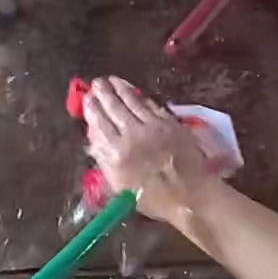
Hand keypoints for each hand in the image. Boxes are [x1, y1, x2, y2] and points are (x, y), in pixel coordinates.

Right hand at [82, 77, 218, 224]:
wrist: (190, 195)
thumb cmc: (153, 198)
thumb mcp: (119, 187)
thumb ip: (104, 159)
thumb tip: (94, 136)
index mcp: (116, 152)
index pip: (100, 123)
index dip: (92, 108)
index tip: (87, 97)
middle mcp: (132, 135)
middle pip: (114, 108)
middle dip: (104, 93)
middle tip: (97, 82)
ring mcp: (153, 126)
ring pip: (133, 102)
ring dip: (121, 89)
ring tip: (112, 80)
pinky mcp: (169, 123)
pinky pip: (151, 105)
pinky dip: (141, 96)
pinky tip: (136, 92)